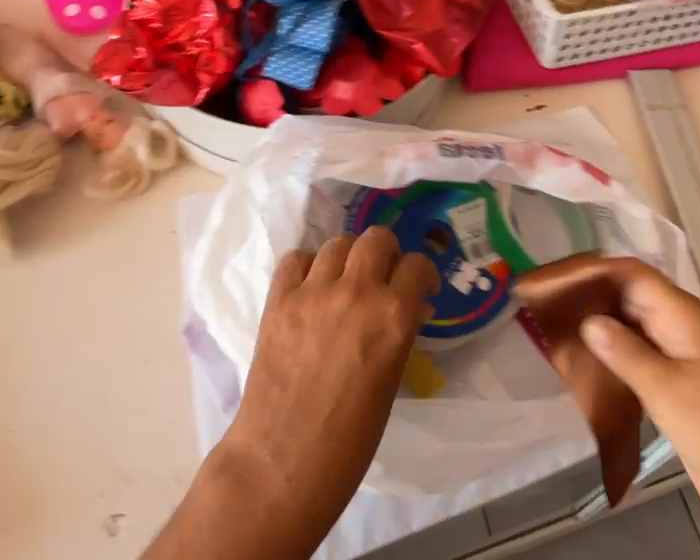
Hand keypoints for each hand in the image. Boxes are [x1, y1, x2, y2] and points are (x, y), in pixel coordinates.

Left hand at [146, 228, 438, 559]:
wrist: (283, 460)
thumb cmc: (351, 436)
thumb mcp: (393, 376)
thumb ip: (400, 331)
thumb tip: (408, 308)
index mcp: (395, 315)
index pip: (417, 264)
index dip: (421, 274)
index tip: (419, 288)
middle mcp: (358, 292)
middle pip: (377, 238)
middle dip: (386, 253)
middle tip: (382, 276)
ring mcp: (314, 293)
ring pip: (338, 242)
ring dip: (347, 257)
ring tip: (344, 280)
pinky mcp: (278, 301)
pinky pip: (295, 259)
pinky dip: (307, 266)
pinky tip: (310, 287)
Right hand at [577, 259, 699, 558]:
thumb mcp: (666, 388)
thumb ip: (625, 351)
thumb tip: (587, 320)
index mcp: (681, 313)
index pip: (631, 273)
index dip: (592, 270)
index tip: (553, 278)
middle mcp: (677, 324)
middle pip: (628, 294)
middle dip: (589, 293)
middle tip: (543, 301)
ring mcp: (676, 352)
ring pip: (630, 324)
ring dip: (597, 323)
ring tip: (553, 325)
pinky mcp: (673, 380)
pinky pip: (635, 353)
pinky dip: (609, 351)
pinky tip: (581, 360)